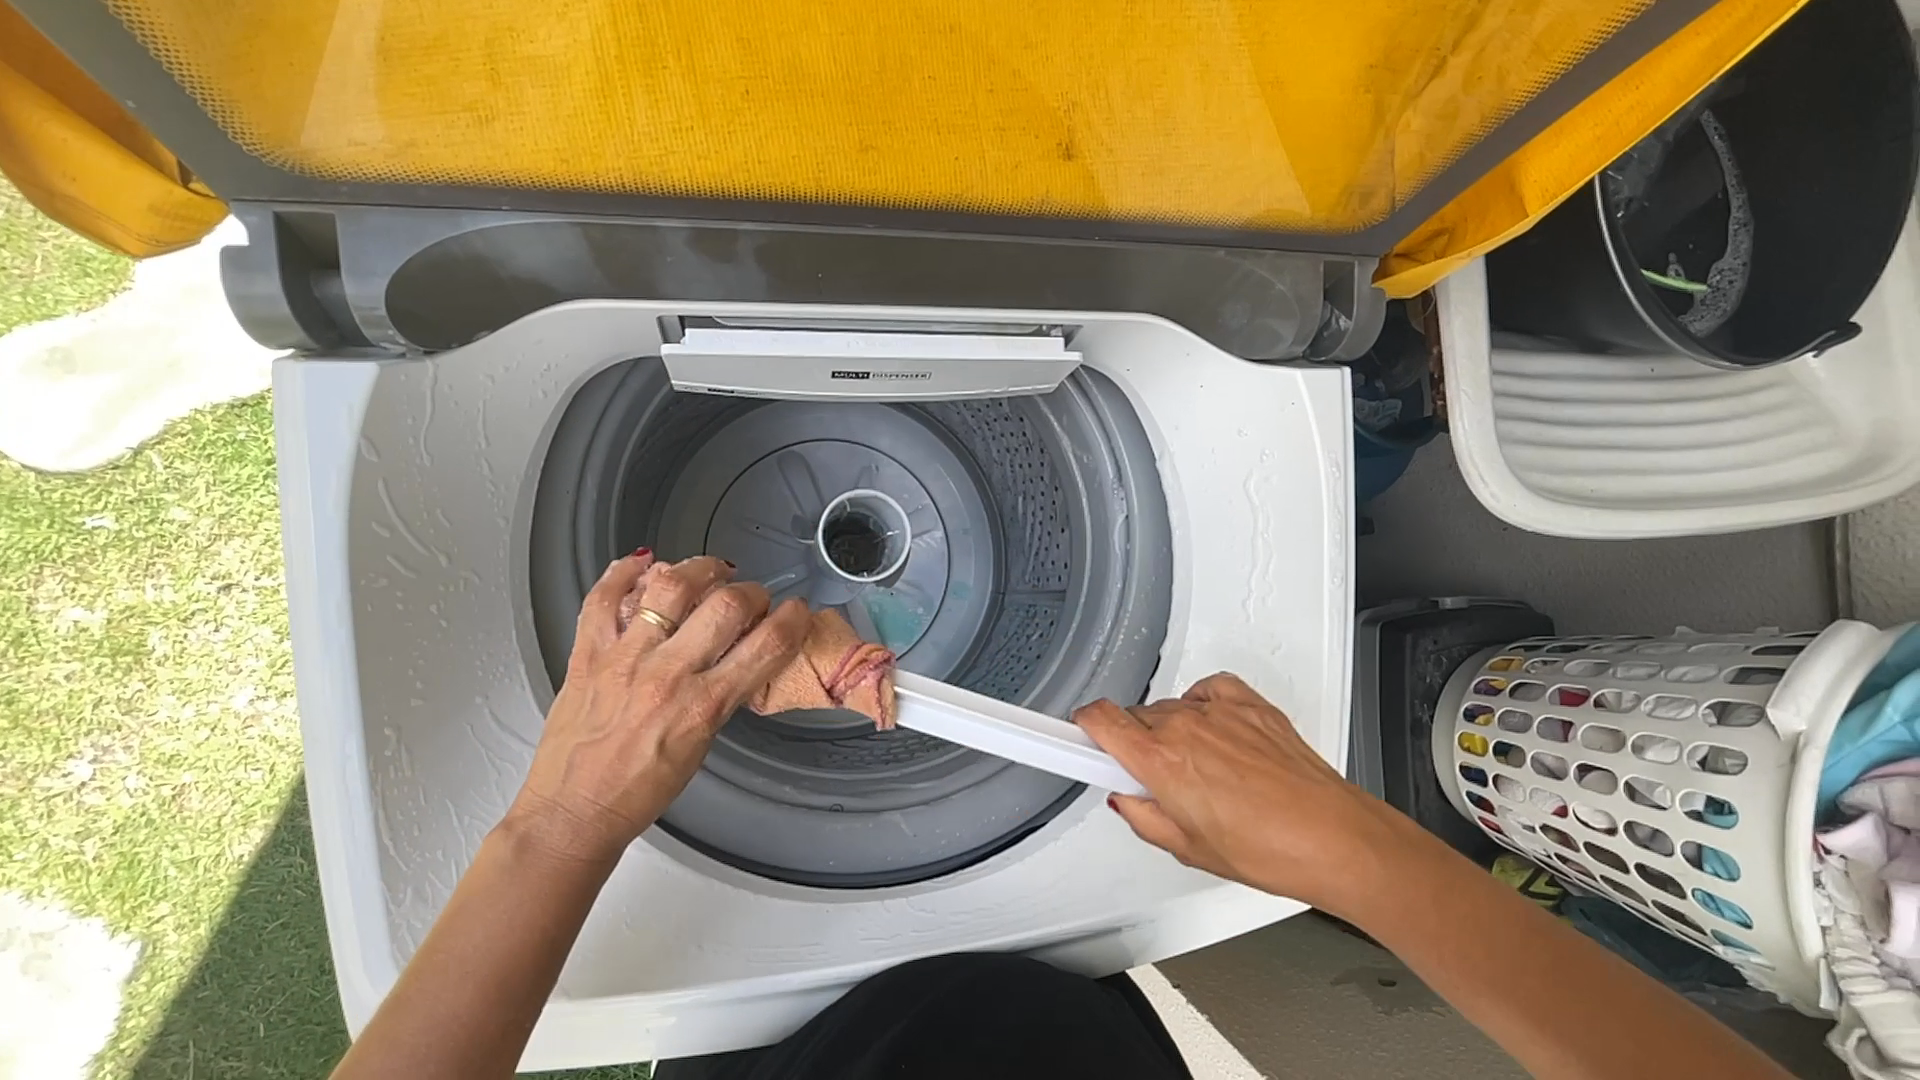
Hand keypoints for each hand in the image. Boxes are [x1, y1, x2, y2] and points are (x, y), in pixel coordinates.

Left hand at [506, 552, 808, 862]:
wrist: (574, 811)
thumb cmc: (639, 790)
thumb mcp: (702, 744)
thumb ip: (722, 694)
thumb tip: (742, 653)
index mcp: (703, 706)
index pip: (767, 646)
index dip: (793, 619)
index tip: (796, 611)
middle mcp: (666, 675)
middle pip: (727, 606)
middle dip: (751, 592)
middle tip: (751, 598)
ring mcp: (624, 659)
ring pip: (670, 587)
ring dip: (700, 568)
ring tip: (710, 570)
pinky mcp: (587, 654)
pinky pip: (603, 597)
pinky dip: (624, 572)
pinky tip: (644, 563)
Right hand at [1074, 673, 1436, 919]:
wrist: (1336, 838)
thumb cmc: (1272, 849)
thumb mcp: (1189, 848)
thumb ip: (1142, 816)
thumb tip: (1127, 800)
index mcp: (1160, 760)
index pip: (1096, 720)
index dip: (1075, 727)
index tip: (1066, 734)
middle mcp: (1184, 725)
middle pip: (1132, 717)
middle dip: (1132, 744)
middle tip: (1153, 778)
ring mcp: (1219, 710)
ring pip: (1169, 707)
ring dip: (1171, 731)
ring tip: (1201, 771)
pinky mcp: (1249, 703)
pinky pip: (1207, 691)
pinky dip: (1203, 706)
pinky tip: (1216, 735)